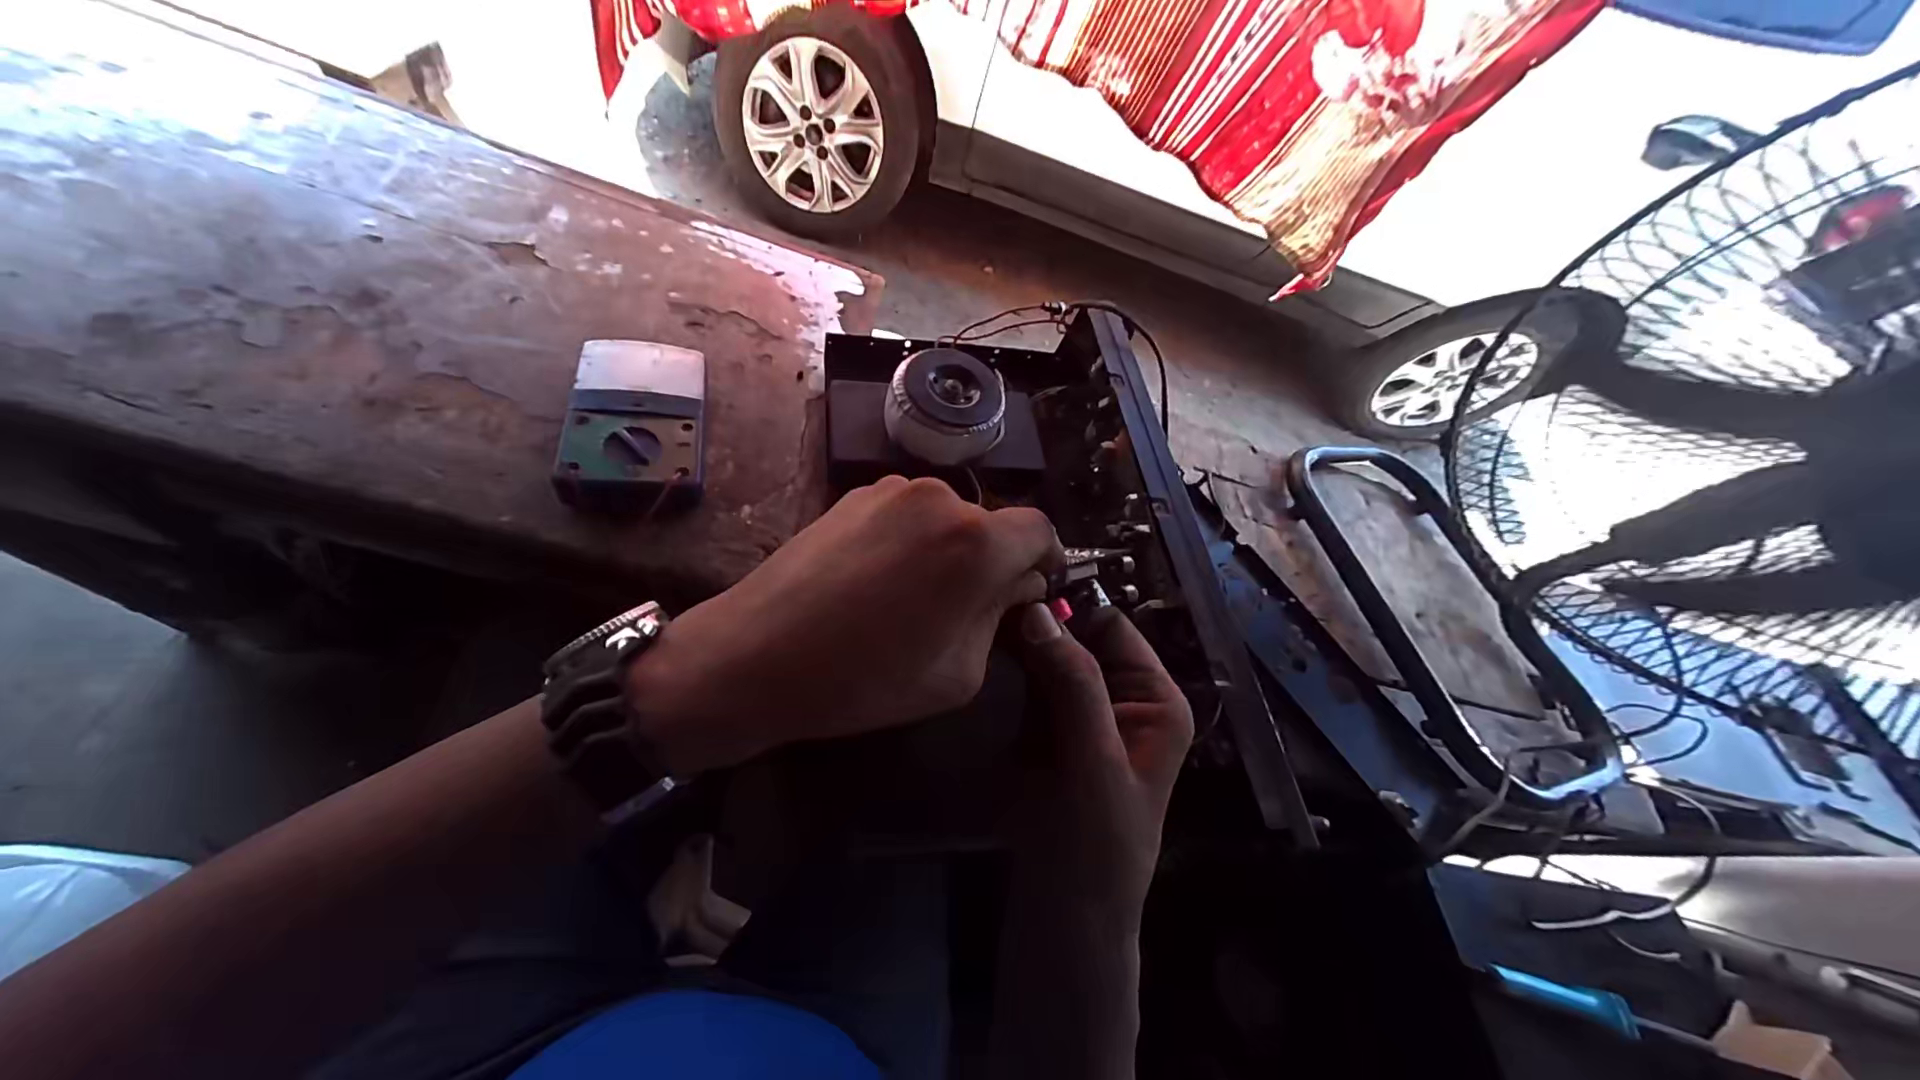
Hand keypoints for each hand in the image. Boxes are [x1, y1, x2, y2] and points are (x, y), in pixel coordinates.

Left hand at [627, 476, 1062, 772]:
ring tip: (912, 597)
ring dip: (948, 549)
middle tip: (966, 608)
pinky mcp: (853, 494)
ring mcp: (891, 490)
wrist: (754, 655)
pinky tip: (877, 581)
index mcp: (976, 542)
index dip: (1044, 560)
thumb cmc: (865, 678)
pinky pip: (906, 514)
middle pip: (991, 523)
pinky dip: (911, 540)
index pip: (1040, 530)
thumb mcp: (959, 672)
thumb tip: (1018, 584)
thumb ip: (1000, 618)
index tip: (1031, 590)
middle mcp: (940, 498)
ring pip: (947, 517)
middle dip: (992, 561)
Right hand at [1010, 603, 1194, 920]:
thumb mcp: (1095, 761)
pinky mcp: (1047, 723)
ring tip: (983, 617)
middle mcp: (1120, 693)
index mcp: (1153, 697)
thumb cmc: (1099, 840)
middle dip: (1041, 621)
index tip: (1022, 591)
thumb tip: (1038, 614)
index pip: (1114, 628)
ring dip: (1021, 638)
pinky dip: (1010, 663)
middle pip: (1078, 637)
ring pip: (1050, 654)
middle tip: (992, 600)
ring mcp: (1080, 708)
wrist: (1065, 904)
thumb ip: (1073, 686)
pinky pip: (1030, 679)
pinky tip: (985, 647)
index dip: (1072, 609)